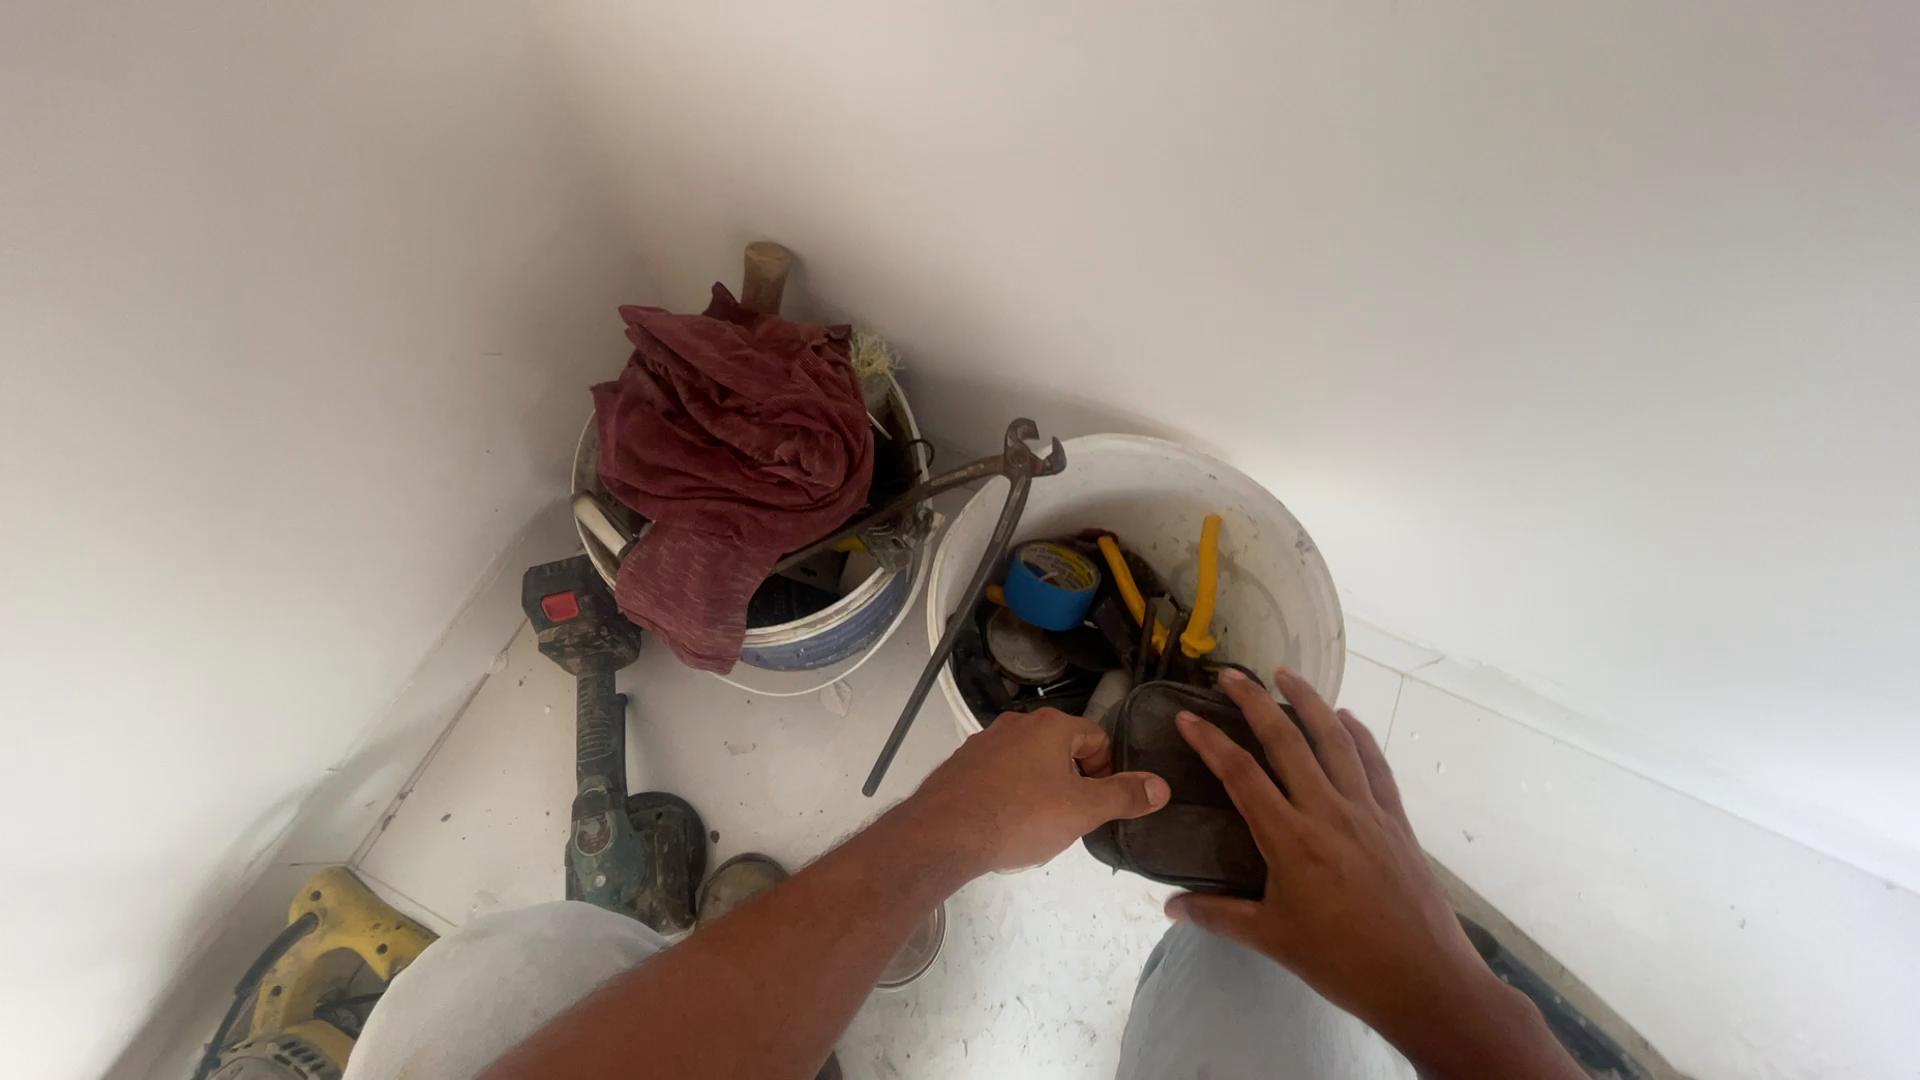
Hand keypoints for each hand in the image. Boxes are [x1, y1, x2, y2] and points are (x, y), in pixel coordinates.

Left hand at [899, 707, 1169, 875]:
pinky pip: (1002, 773)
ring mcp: (987, 741)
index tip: (1096, 805)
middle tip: (1069, 818)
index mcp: (1051, 725)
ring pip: (1031, 761)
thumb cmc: (1020, 816)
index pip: (1098, 739)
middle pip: (1064, 748)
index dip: (1106, 772)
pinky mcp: (965, 762)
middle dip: (1073, 781)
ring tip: (1037, 824)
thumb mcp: (1082, 810)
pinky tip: (1005, 822)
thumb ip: (1124, 795)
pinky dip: (1011, 792)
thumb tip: (1160, 785)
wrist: (945, 832)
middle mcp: (1018, 723)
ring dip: (1042, 787)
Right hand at [1169, 668, 1580, 1078]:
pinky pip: (1375, 765)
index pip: (1240, 774)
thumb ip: (1217, 915)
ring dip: (1309, 701)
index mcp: (1290, 839)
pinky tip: (1345, 717)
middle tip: (1232, 675)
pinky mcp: (1396, 820)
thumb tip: (1170, 907)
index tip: (1187, 716)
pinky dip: (1359, 735)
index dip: (1210, 740)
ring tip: (1286, 673)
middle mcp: (1327, 812)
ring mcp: (1366, 811)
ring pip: (1334, 741)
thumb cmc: (1343, 962)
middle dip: (1255, 702)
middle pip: (1286, 741)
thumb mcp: (1272, 940)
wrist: (1429, 985)